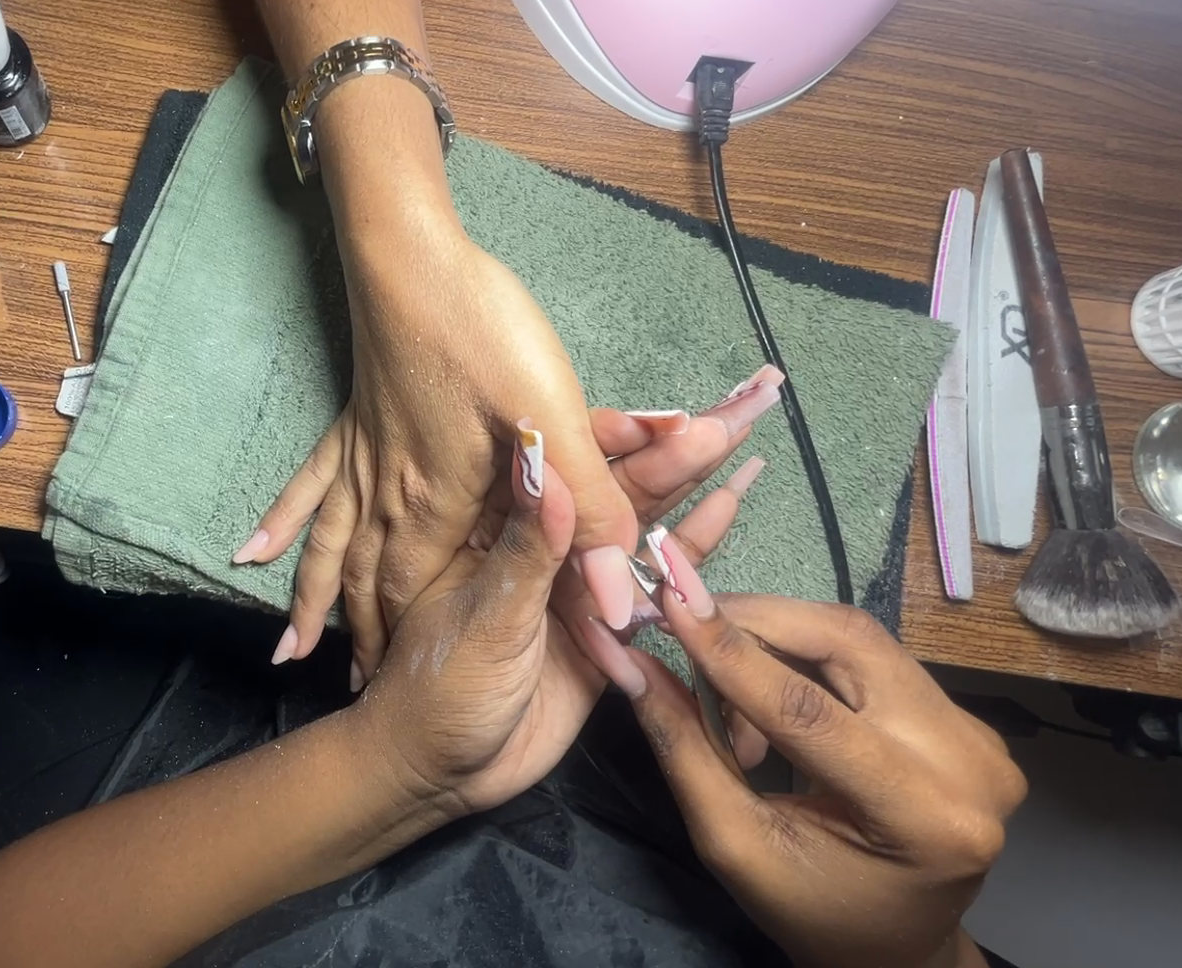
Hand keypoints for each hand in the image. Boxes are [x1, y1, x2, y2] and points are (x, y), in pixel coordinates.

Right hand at [234, 219, 785, 687]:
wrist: (411, 257)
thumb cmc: (482, 327)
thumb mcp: (553, 412)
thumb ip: (588, 508)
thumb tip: (625, 600)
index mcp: (438, 499)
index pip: (425, 593)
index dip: (423, 646)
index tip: (411, 694)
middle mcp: (389, 492)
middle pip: (372, 580)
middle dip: (365, 637)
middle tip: (353, 689)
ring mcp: (361, 458)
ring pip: (332, 548)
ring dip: (317, 600)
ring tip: (293, 650)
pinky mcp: (352, 424)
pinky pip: (307, 486)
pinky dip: (282, 523)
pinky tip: (250, 549)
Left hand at [353, 420, 760, 817]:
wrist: (444, 770)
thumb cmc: (440, 688)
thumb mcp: (484, 616)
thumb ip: (527, 550)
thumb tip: (550, 464)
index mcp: (489, 527)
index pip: (551, 467)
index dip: (603, 440)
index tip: (659, 418)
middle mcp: (534, 543)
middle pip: (602, 491)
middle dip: (663, 454)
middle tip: (732, 412)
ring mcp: (570, 582)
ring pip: (631, 527)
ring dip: (685, 487)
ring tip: (741, 440)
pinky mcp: (602, 626)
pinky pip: (648, 583)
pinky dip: (687, 552)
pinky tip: (727, 507)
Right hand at [576, 541, 1026, 967]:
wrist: (895, 944)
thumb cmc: (808, 906)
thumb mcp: (728, 839)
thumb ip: (680, 743)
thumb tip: (628, 657)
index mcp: (923, 818)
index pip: (807, 708)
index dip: (728, 650)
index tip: (668, 600)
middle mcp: (969, 762)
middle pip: (845, 642)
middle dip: (752, 618)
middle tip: (683, 617)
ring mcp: (975, 732)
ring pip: (852, 634)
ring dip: (770, 632)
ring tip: (720, 668)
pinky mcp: (960, 715)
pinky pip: (863, 651)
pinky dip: (795, 650)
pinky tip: (763, 682)